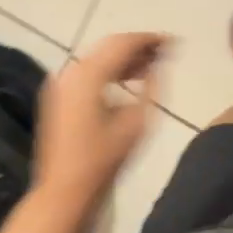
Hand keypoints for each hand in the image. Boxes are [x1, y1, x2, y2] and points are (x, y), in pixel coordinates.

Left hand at [33, 32, 168, 209]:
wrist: (64, 192)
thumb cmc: (104, 162)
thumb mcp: (136, 124)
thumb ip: (152, 87)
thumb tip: (160, 65)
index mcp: (88, 75)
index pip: (123, 43)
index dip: (150, 40)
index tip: (174, 42)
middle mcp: (71, 71)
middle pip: (109, 46)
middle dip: (138, 47)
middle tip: (165, 51)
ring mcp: (61, 82)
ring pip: (98, 58)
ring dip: (124, 59)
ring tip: (153, 65)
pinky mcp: (59, 95)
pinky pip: (87, 72)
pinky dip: (109, 71)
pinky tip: (129, 80)